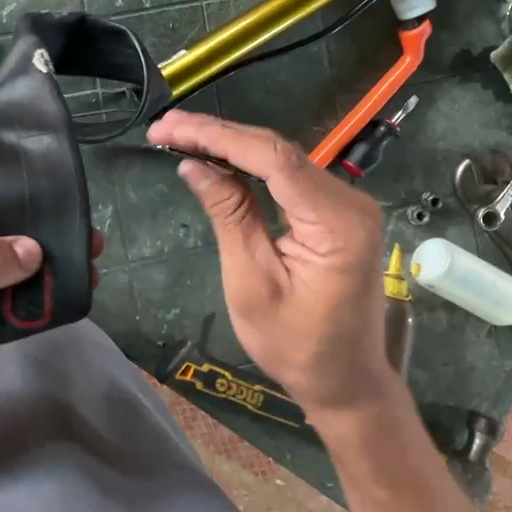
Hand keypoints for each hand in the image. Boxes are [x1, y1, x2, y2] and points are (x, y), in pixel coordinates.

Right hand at [147, 111, 391, 418]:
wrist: (345, 382)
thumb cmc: (296, 344)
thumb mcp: (251, 282)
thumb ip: (228, 215)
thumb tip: (192, 164)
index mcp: (336, 224)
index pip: (272, 159)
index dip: (217, 137)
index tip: (168, 130)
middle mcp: (350, 201)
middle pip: (275, 150)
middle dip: (215, 134)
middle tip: (162, 129)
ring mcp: (346, 203)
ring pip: (279, 156)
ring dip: (226, 143)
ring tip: (176, 135)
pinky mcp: (335, 208)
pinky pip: (286, 172)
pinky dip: (245, 161)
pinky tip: (213, 154)